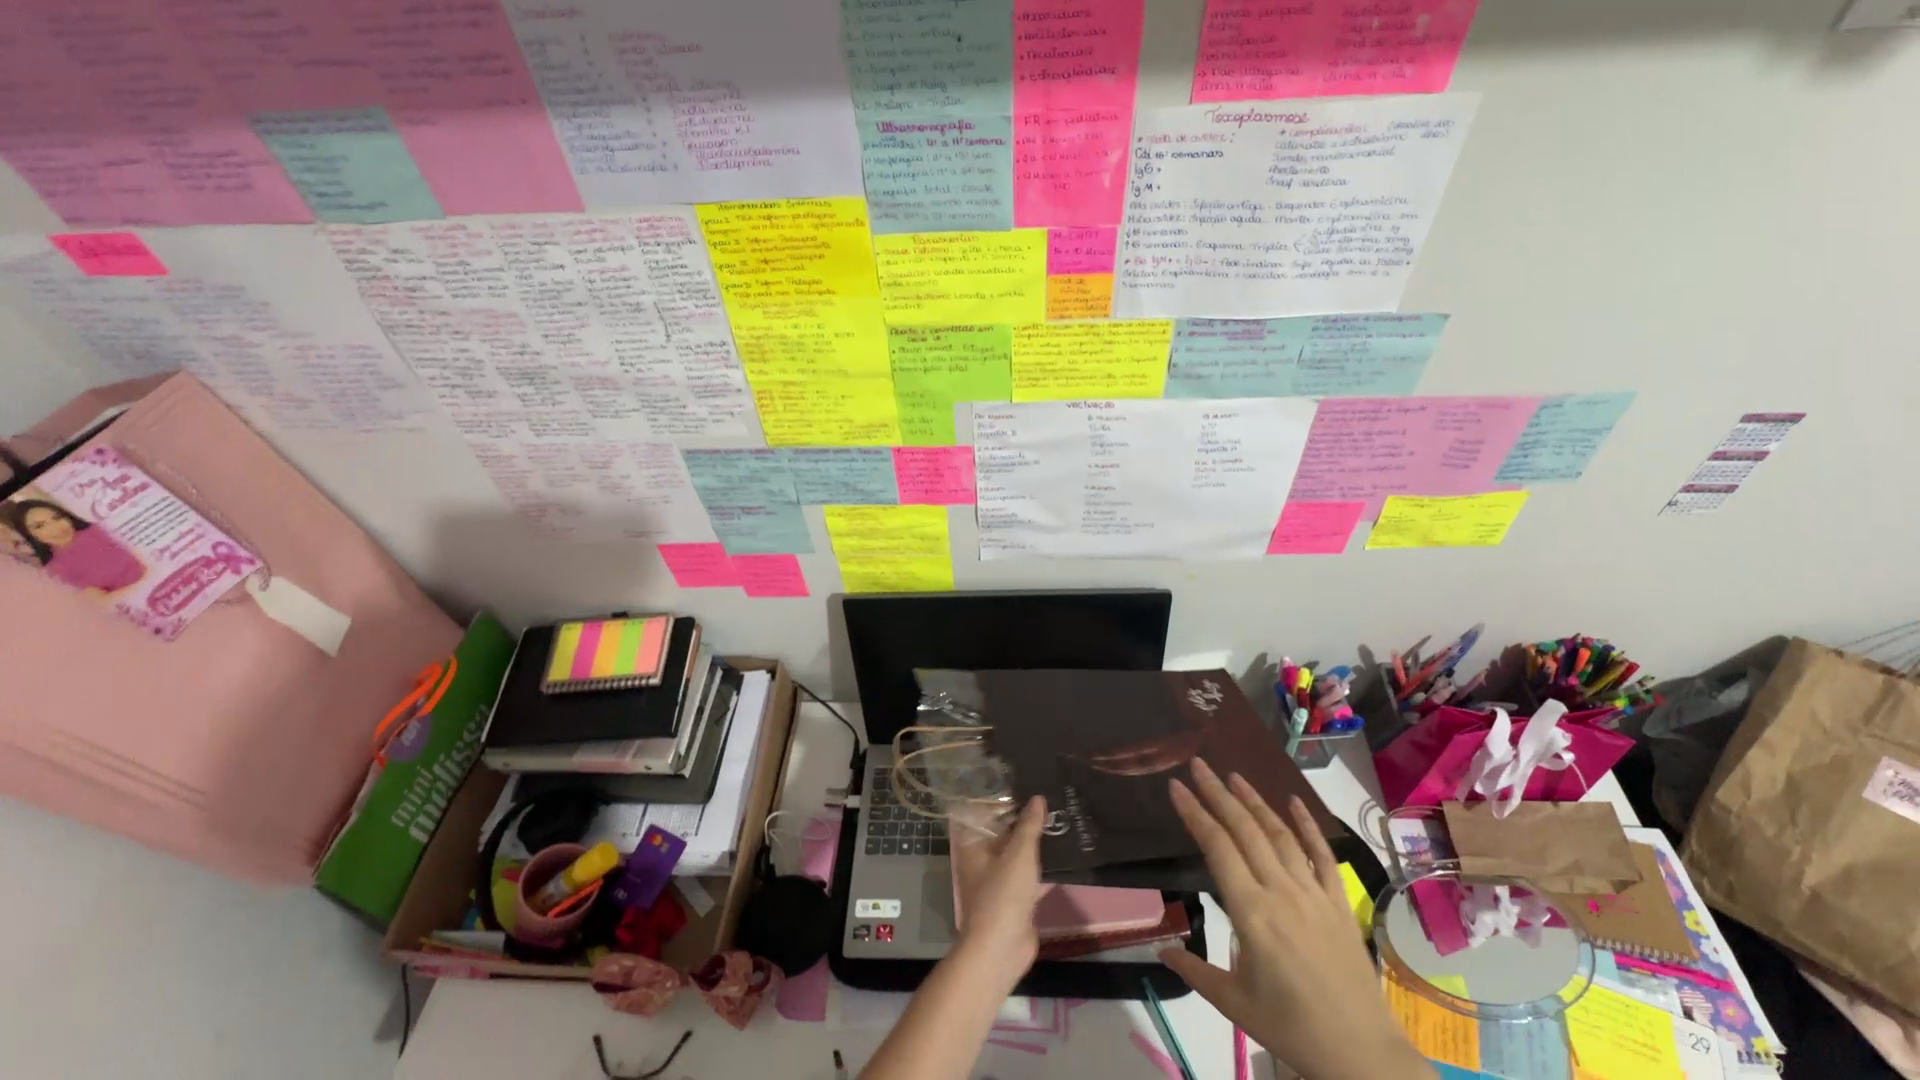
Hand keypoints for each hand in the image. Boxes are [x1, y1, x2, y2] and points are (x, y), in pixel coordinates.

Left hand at [949, 795, 1045, 971]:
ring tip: (1059, 819)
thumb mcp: (1019, 853)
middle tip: (1050, 798)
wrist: (1002, 947)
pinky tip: (1061, 852)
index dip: (1002, 799)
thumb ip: (1029, 825)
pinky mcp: (1014, 898)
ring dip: (1033, 842)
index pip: (983, 814)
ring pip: (1016, 854)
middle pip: (1002, 833)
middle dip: (1022, 819)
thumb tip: (1037, 798)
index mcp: (973, 846)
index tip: (1025, 783)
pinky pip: (1027, 874)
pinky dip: (1040, 864)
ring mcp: (997, 881)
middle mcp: (981, 860)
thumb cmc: (1003, 894)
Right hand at [1159, 759, 1433, 1079]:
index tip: (1176, 787)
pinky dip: (1307, 825)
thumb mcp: (1233, 1003)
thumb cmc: (1291, 1028)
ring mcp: (1314, 894)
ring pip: (1280, 835)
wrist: (1360, 1050)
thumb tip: (1161, 948)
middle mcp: (1282, 892)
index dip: (1195, 814)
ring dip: (1255, 802)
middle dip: (1219, 795)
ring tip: (1234, 776)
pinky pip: (1322, 856)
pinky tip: (1293, 802)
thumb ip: (1195, 971)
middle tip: (1198, 766)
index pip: (1217, 849)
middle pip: (1245, 831)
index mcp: (1251, 914)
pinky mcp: (1338, 903)